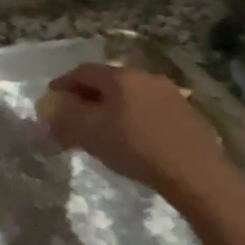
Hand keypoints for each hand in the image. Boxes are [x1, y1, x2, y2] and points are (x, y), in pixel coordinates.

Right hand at [40, 63, 231, 198]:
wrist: (195, 173)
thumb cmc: (134, 147)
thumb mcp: (88, 133)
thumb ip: (63, 118)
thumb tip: (49, 110)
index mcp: (120, 77)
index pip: (82, 72)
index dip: (63, 84)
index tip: (52, 98)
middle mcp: (146, 77)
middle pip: (107, 81)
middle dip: (87, 96)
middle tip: (74, 114)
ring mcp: (170, 94)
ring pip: (129, 95)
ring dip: (110, 106)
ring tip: (101, 127)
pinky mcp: (186, 113)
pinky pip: (148, 107)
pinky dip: (131, 116)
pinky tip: (130, 136)